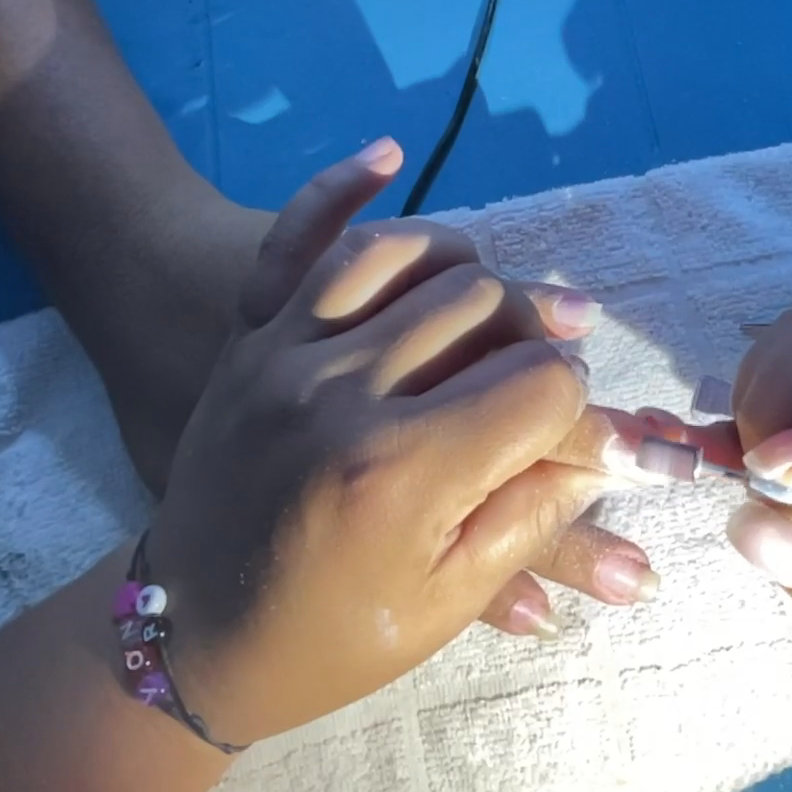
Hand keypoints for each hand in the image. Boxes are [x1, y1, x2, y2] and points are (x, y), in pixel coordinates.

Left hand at [89, 180, 662, 641]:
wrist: (187, 633)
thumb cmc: (324, 639)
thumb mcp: (442, 606)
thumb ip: (533, 516)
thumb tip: (603, 446)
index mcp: (403, 471)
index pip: (539, 386)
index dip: (577, 403)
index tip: (574, 427)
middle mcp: (346, 390)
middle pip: (485, 307)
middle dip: (538, 335)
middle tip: (541, 370)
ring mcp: (289, 349)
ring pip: (412, 257)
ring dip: (473, 268)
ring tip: (499, 300)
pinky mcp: (252, 335)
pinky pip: (301, 239)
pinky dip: (344, 188)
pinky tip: (389, 152)